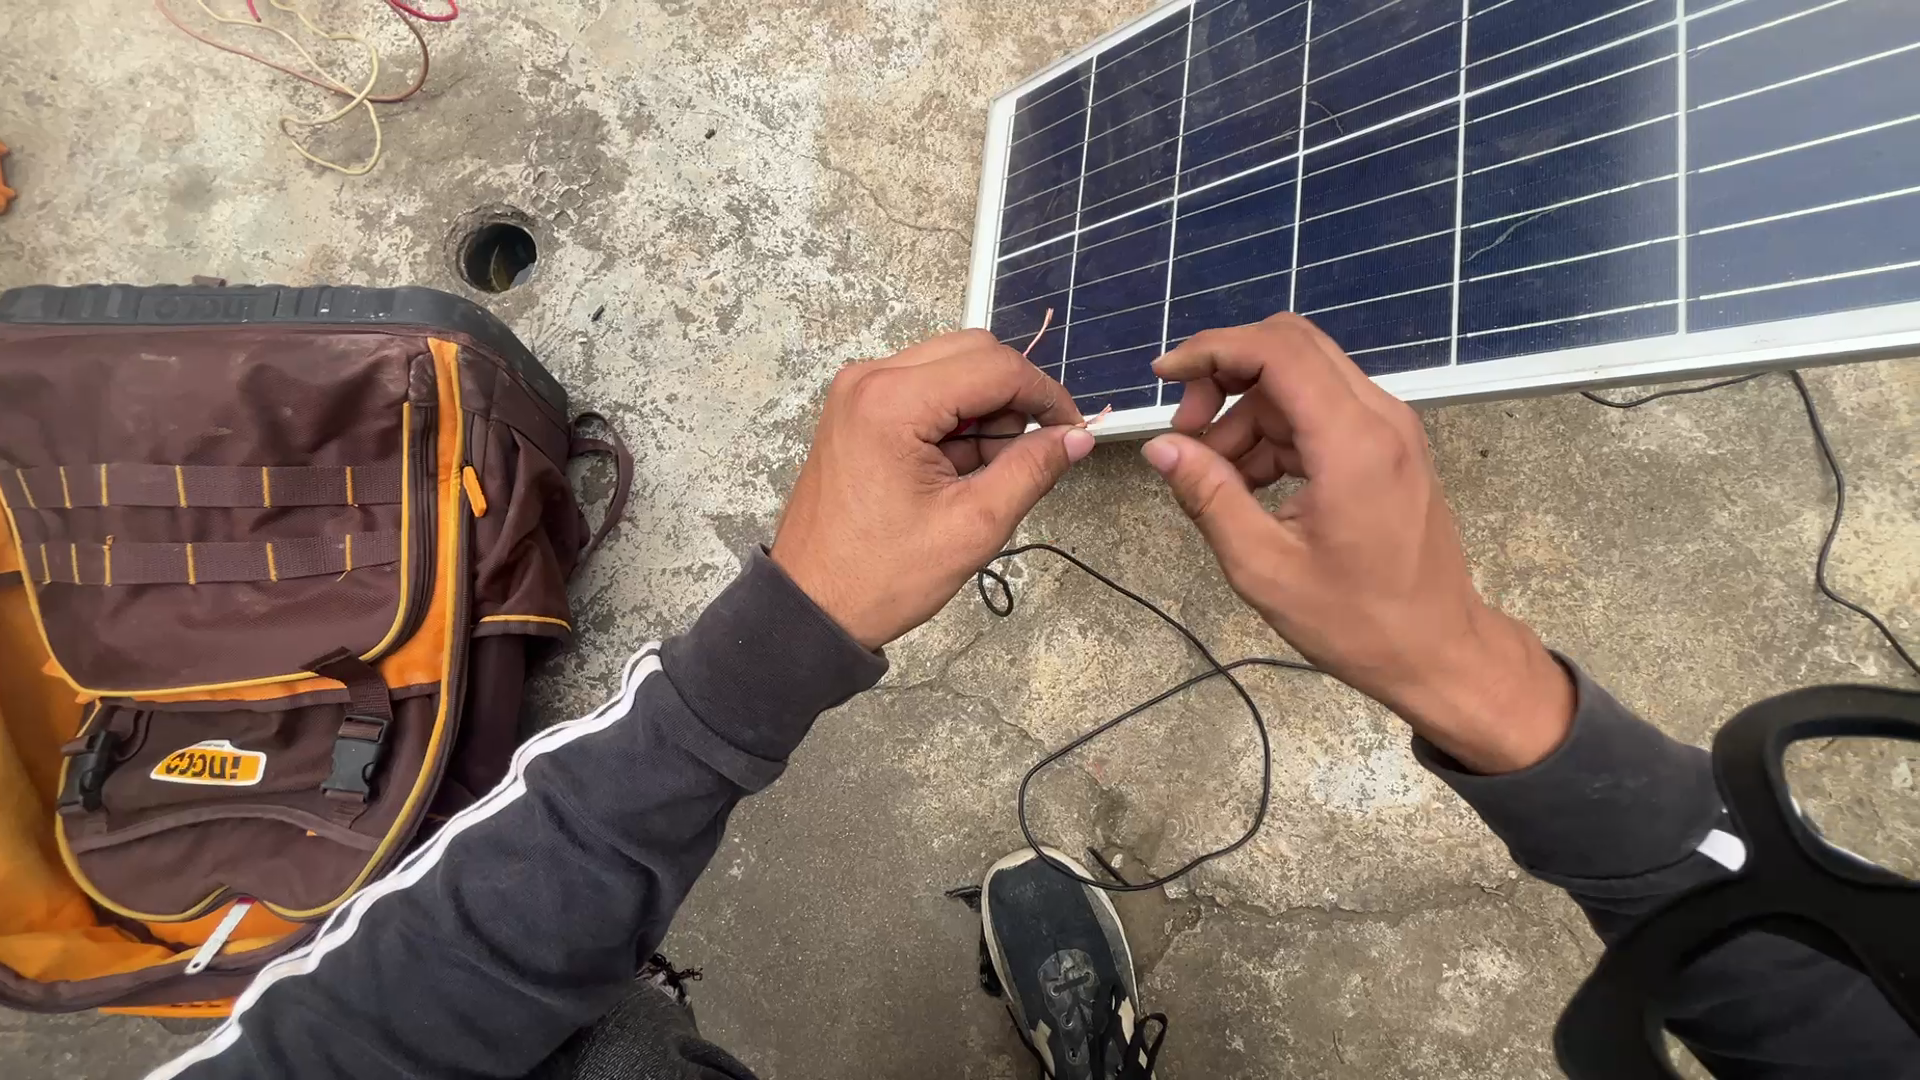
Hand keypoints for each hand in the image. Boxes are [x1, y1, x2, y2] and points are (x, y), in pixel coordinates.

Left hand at [771, 330, 1094, 649]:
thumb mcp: (972, 526)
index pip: (995, 367)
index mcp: (892, 402)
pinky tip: (953, 465)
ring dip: (984, 407)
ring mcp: (858, 390)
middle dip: (1013, 397)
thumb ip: (1031, 471)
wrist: (812, 603)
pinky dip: (953, 416)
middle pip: (973, 352)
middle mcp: (869, 378)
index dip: (1046, 395)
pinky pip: (923, 387)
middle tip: (1026, 453)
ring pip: (950, 366)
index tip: (1071, 430)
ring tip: (979, 471)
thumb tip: (1077, 437)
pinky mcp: (856, 408)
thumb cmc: (881, 575)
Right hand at [1142, 314, 1572, 773]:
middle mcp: (1378, 416)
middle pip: (1289, 347)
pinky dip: (1269, 435)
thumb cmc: (1353, 620)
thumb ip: (1208, 496)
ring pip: (1296, 381)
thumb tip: (1159, 447)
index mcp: (1352, 442)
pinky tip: (1247, 484)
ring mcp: (1386, 428)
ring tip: (1213, 479)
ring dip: (1242, 415)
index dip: (1212, 350)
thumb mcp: (1262, 565)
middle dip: (1224, 375)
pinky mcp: (1383, 446)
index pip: (1278, 351)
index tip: (1163, 376)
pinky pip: (1313, 413)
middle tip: (1186, 433)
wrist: (1437, 651)